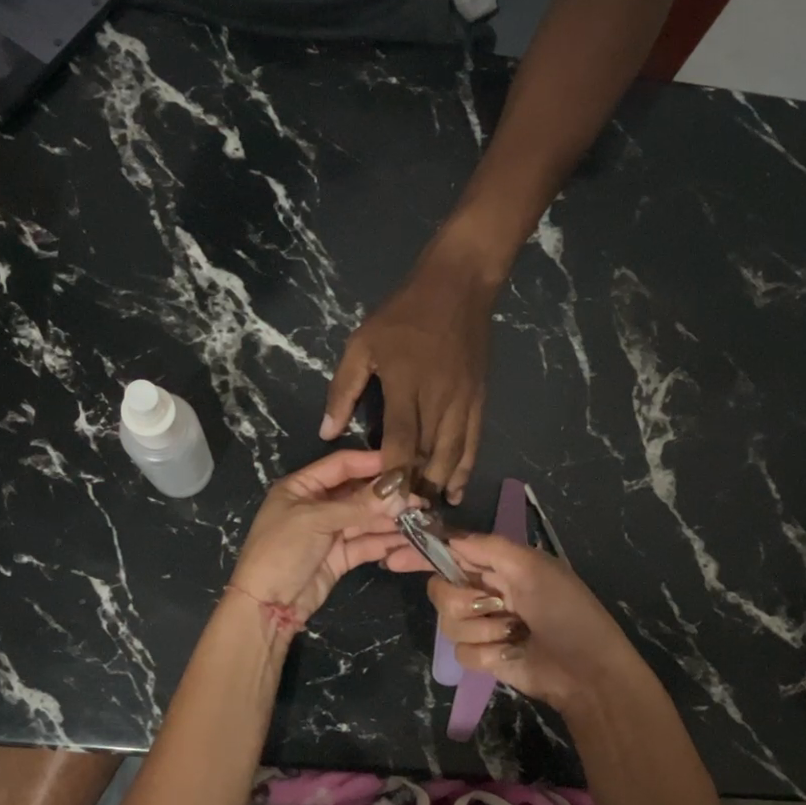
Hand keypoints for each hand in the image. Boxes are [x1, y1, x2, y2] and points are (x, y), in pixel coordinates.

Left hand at [227, 451, 418, 625]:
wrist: (266, 604)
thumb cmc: (281, 550)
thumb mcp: (315, 520)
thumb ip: (357, 506)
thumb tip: (398, 491)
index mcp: (301, 487)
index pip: (341, 466)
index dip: (371, 463)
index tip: (403, 464)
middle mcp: (316, 505)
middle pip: (358, 493)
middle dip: (387, 496)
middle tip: (419, 496)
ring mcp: (329, 532)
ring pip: (366, 520)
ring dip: (391, 519)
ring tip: (421, 516)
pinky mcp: (340, 557)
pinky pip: (367, 543)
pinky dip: (386, 541)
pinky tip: (408, 538)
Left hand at [320, 247, 493, 504]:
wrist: (458, 286)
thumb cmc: (402, 315)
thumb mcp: (362, 345)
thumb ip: (343, 390)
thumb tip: (327, 432)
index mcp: (406, 387)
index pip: (400, 441)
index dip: (393, 474)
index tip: (383, 502)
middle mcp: (438, 401)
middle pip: (429, 457)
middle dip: (416, 491)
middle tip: (401, 519)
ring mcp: (462, 403)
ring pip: (453, 456)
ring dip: (439, 487)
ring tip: (424, 515)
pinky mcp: (478, 402)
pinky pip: (472, 444)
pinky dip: (464, 471)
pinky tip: (453, 492)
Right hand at [390, 533, 649, 714]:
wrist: (587, 671)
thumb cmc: (567, 612)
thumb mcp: (533, 568)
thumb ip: (488, 548)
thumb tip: (449, 537)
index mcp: (500, 565)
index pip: (452, 552)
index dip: (421, 553)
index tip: (393, 557)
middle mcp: (486, 592)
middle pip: (440, 589)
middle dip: (463, 599)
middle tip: (493, 604)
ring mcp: (482, 626)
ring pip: (447, 622)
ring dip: (482, 628)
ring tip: (514, 632)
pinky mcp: (482, 657)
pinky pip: (460, 651)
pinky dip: (486, 652)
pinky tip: (511, 652)